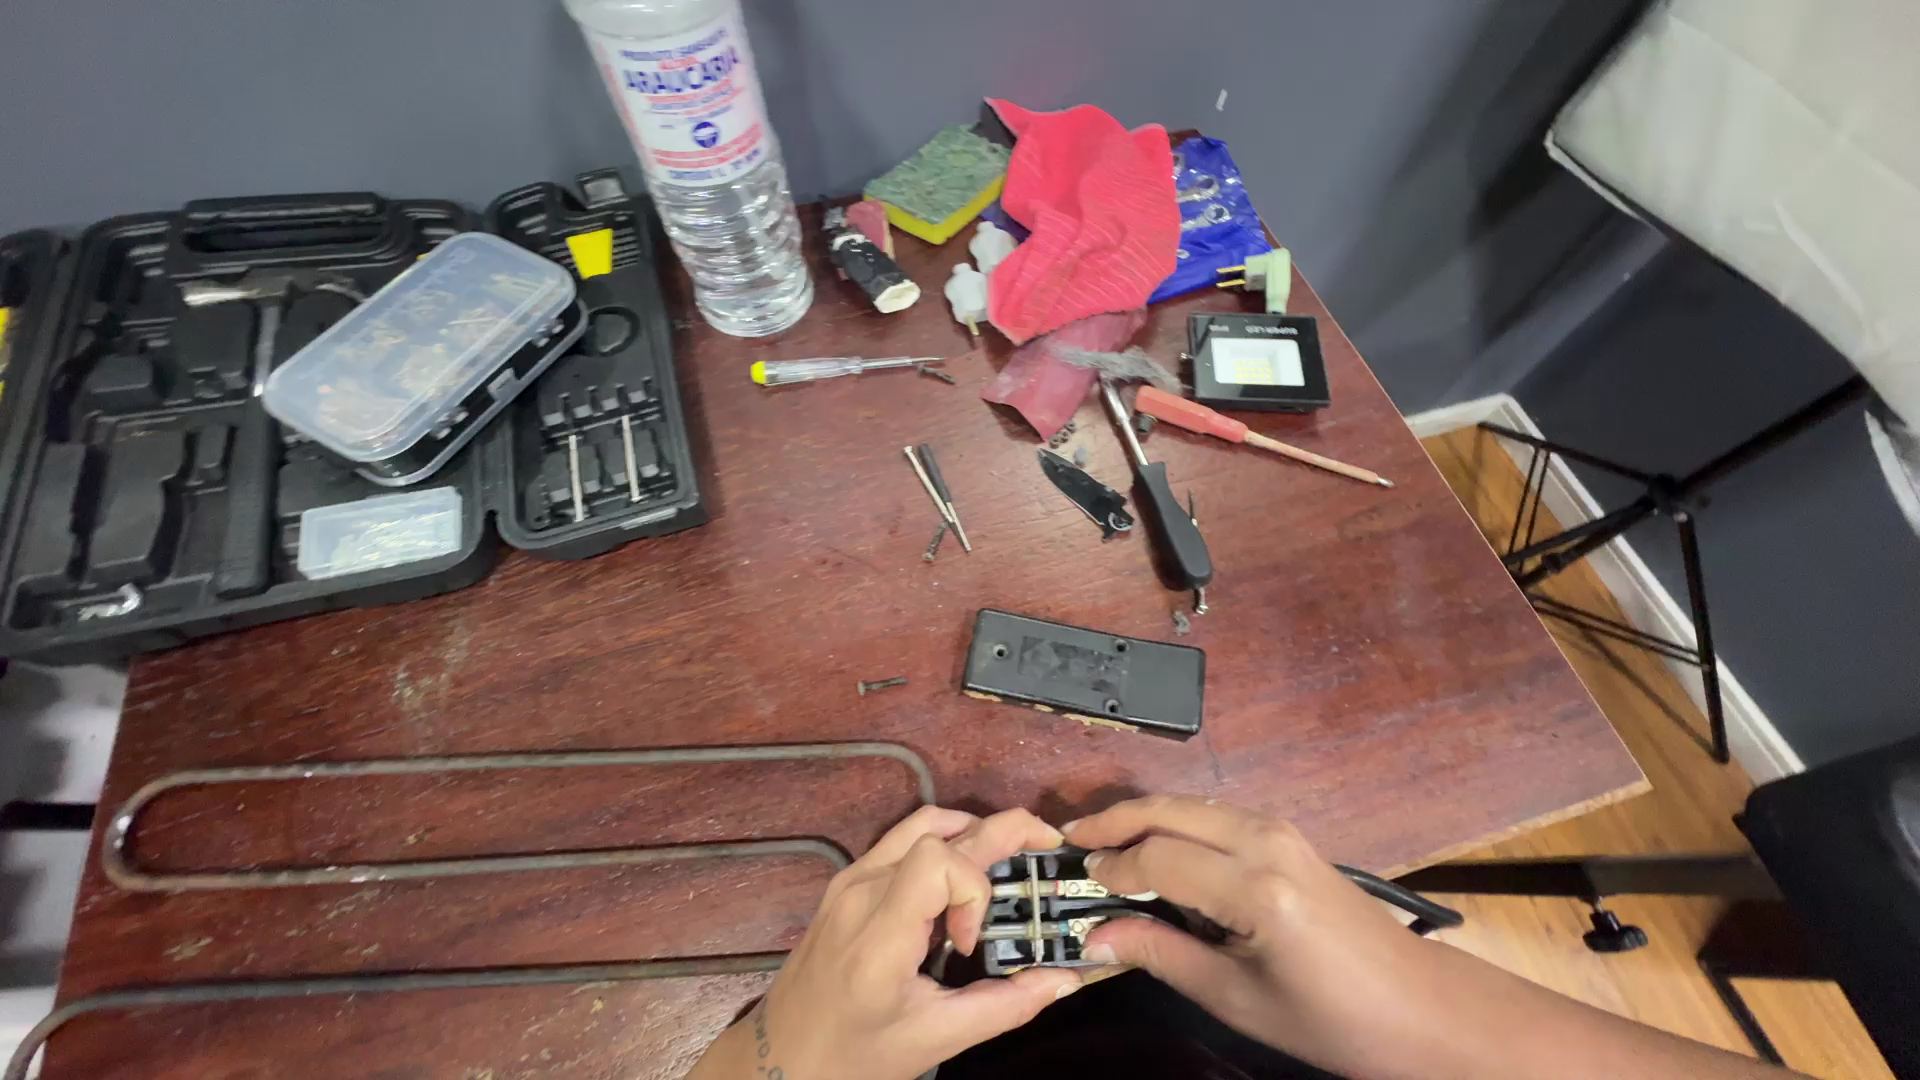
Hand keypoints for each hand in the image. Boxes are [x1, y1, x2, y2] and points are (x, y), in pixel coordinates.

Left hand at [689, 806, 1081, 1079]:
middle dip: (1000, 832)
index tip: (970, 940)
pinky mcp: (846, 879)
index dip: (972, 888)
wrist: (781, 1058)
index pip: (936, 860)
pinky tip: (958, 873)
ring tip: (1002, 858)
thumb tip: (1065, 980)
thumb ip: (1003, 1006)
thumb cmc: (854, 1056)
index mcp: (879, 934)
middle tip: (1045, 842)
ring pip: (920, 823)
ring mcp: (850, 879)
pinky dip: (941, 841)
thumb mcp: (932, 1040)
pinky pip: (901, 838)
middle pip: (937, 832)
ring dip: (968, 831)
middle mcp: (862, 890)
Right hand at [1065, 796, 1453, 1079]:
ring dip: (1141, 815)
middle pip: (1168, 810)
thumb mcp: (1239, 999)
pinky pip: (1212, 810)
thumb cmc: (1333, 1021)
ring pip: (1188, 802)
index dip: (1113, 867)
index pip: (1160, 858)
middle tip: (1071, 839)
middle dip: (1114, 821)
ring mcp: (1278, 828)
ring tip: (1102, 838)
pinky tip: (1156, 841)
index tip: (1079, 880)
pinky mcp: (1285, 831)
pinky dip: (1173, 818)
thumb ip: (1162, 956)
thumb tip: (1094, 938)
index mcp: (1256, 890)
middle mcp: (1264, 841)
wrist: (1426, 1009)